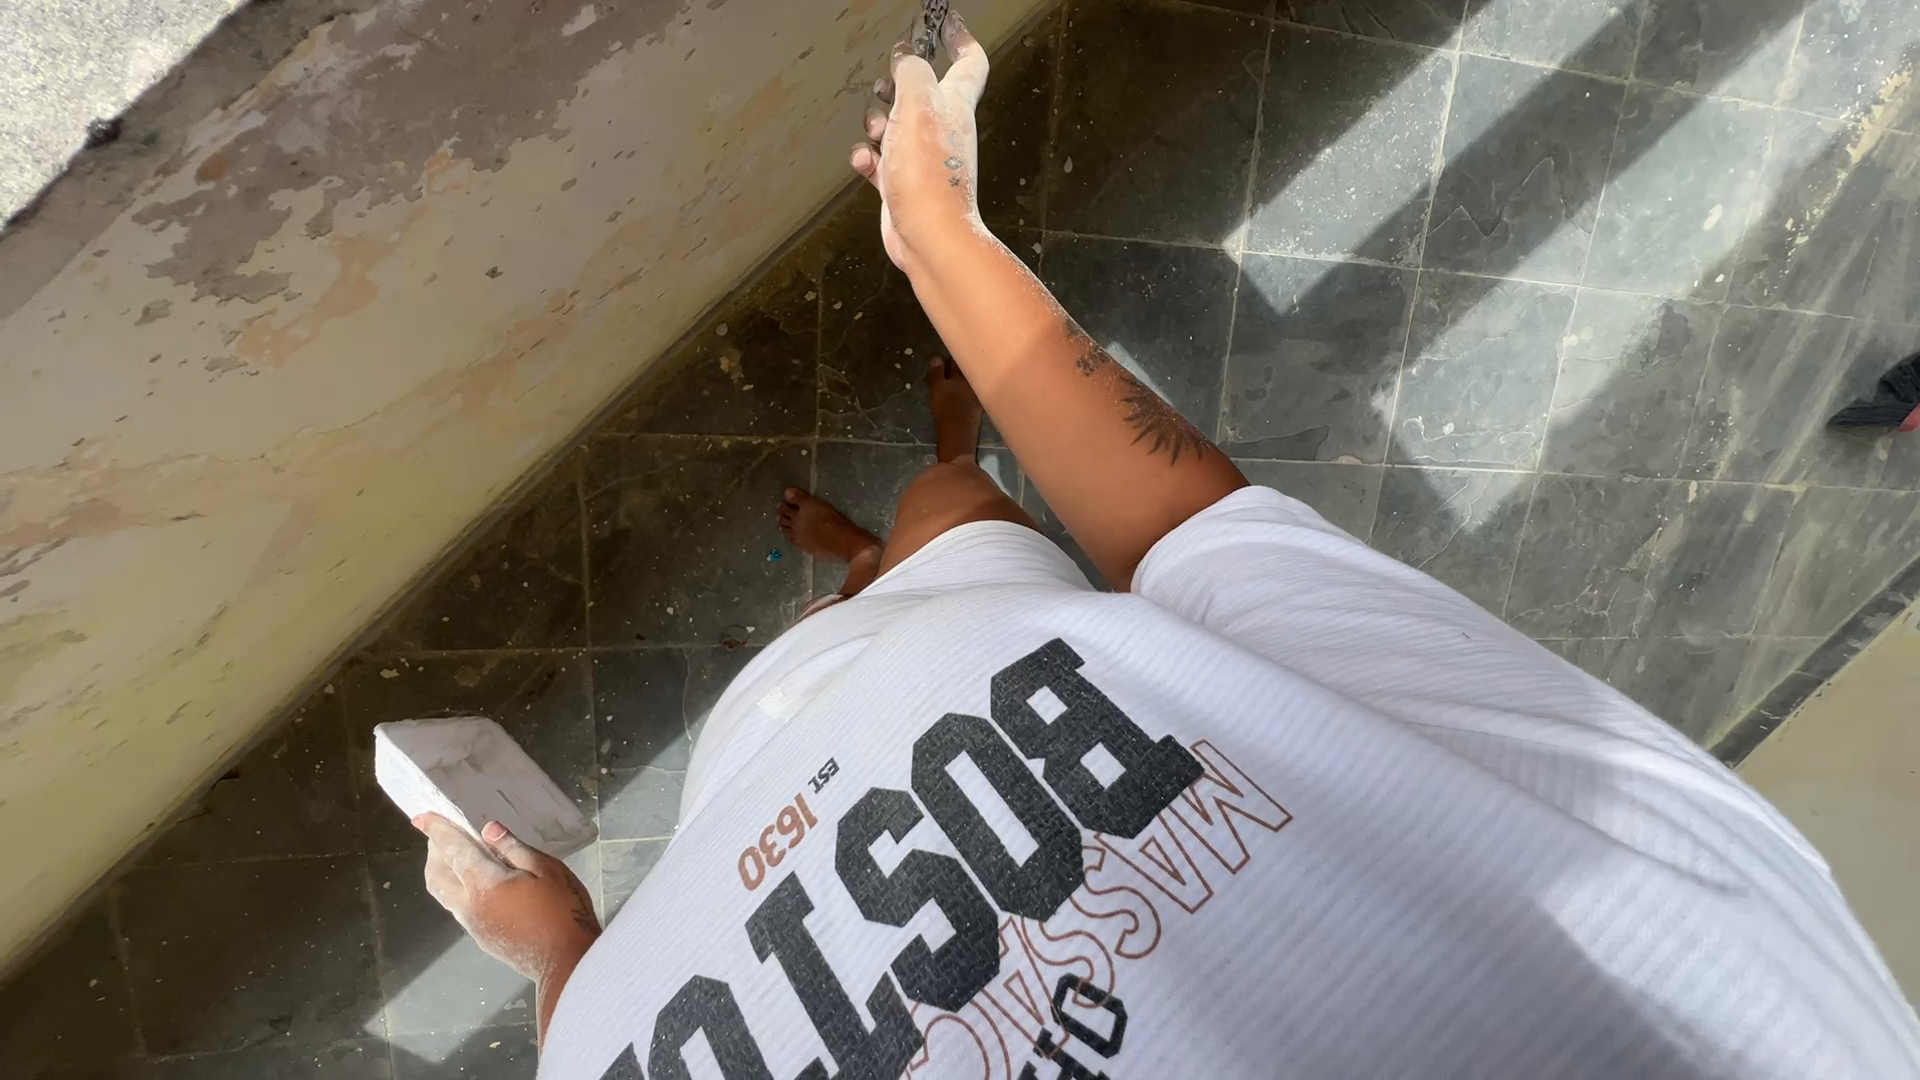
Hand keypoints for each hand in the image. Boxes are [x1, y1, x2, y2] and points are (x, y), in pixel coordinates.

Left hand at [413, 814, 600, 982]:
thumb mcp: (547, 869)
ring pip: (441, 892)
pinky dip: (453, 882)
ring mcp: (471, 922)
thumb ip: (515, 849)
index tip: (423, 817)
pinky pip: (454, 902)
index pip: (454, 851)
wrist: (563, 956)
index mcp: (484, 884)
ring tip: (449, 852)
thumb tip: (488, 830)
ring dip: (439, 868)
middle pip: (437, 874)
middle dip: (434, 850)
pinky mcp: (479, 932)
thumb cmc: (562, 907)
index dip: (439, 832)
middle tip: (438, 831)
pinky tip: (472, 878)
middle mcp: (468, 904)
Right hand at [850, 13, 989, 272]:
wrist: (928, 237)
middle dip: (898, 83)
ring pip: (894, 128)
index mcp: (954, 106)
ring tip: (876, 130)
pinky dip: (867, 159)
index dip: (959, 39)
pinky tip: (864, 162)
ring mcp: (921, 161)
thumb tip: (908, 57)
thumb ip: (912, 71)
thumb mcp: (918, 104)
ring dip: (877, 123)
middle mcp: (941, 133)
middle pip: (921, 94)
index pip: (969, 63)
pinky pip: (879, 163)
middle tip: (887, 82)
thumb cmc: (929, 176)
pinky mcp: (901, 187)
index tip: (945, 23)